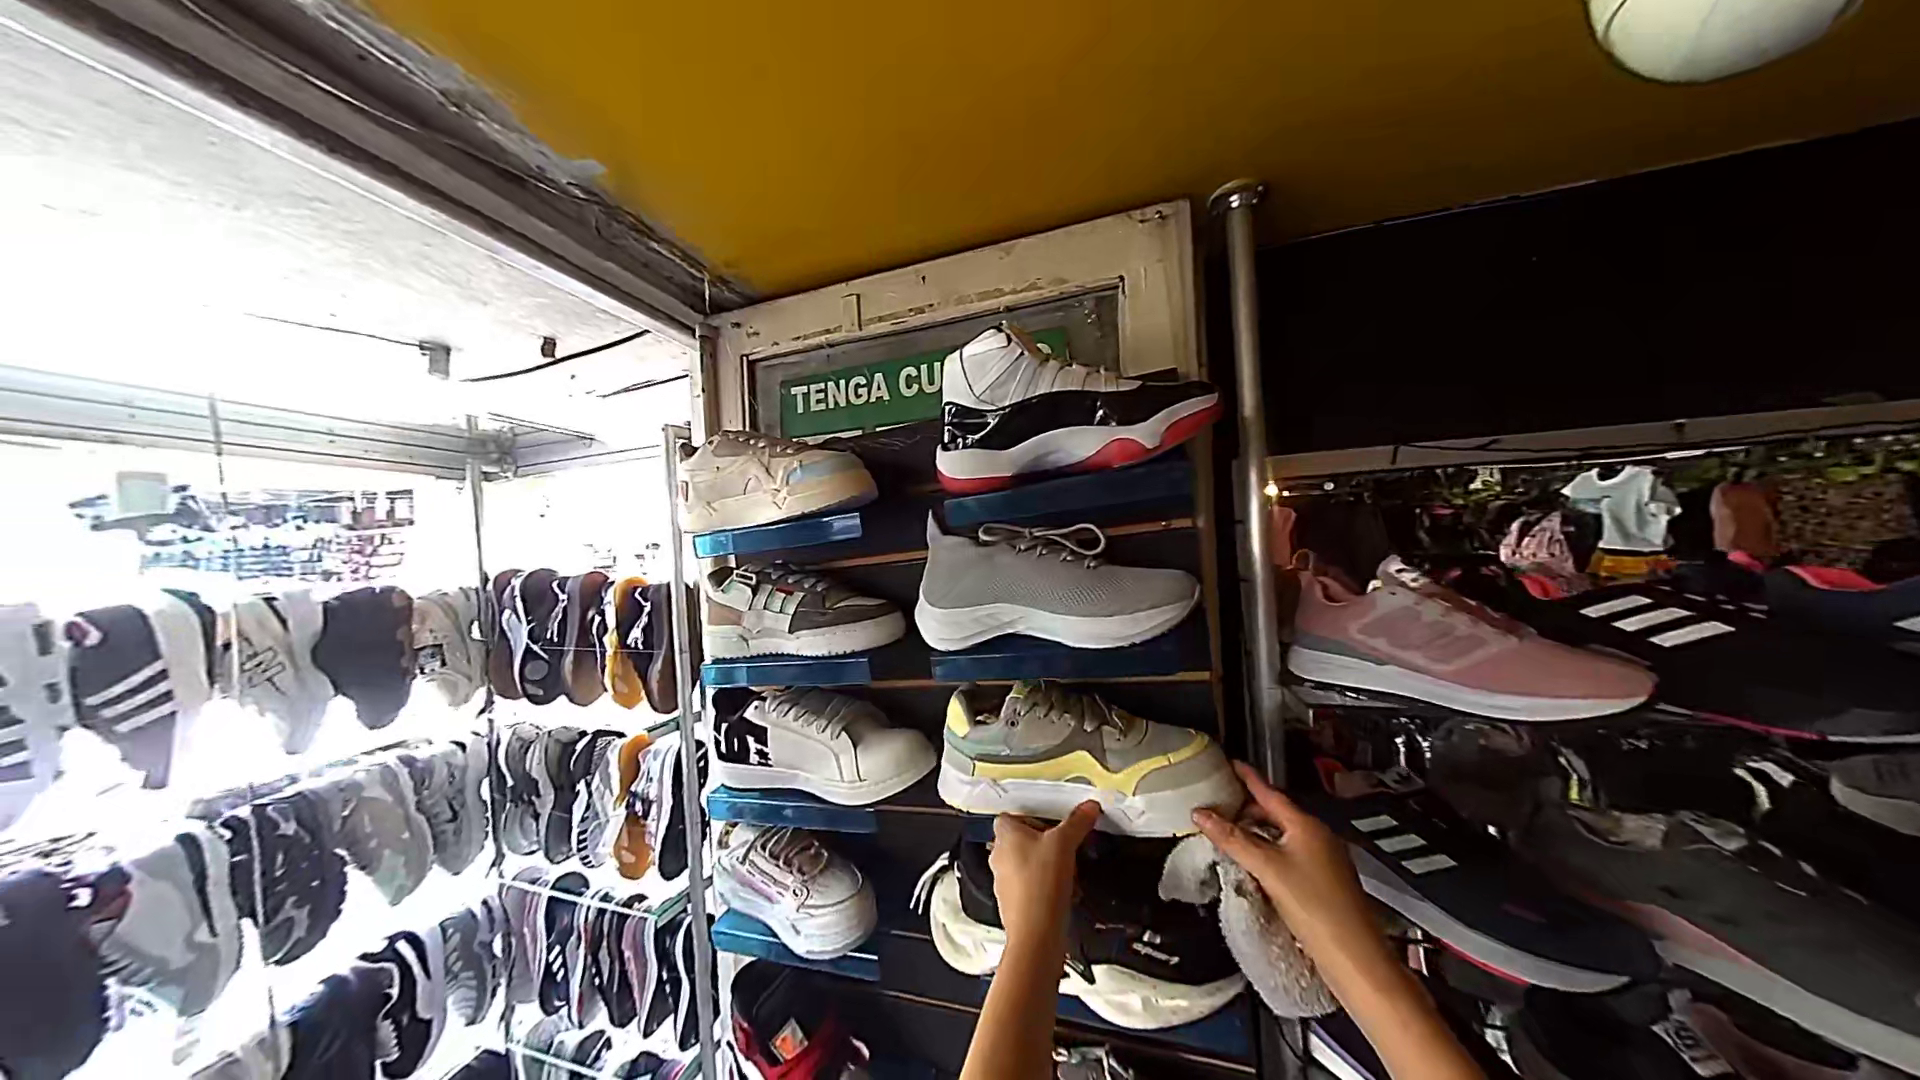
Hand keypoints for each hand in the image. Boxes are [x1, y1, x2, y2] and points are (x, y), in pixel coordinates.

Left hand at [988, 802, 1100, 943]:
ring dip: (1047, 867)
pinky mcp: (1012, 903)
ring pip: (1027, 865)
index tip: (1053, 824)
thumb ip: (1077, 823)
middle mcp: (998, 856)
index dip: (1033, 818)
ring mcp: (1003, 881)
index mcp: (1004, 835)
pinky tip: (1064, 893)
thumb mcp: (1064, 844)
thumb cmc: (1040, 884)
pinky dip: (1046, 888)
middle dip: (1046, 845)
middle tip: (1065, 848)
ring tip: (1068, 873)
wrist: (1035, 934)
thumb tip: (1088, 807)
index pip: (1012, 816)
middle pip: (1022, 841)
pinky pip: (1030, 887)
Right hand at [1191, 762, 1393, 981]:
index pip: (1269, 792)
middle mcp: (1317, 836)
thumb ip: (1232, 839)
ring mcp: (1323, 858)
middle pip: (1275, 812)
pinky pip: (1289, 853)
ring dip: (1256, 831)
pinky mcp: (1323, 880)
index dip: (1247, 776)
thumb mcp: (1266, 868)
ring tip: (1229, 834)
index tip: (1230, 763)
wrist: (1354, 958)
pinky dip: (1268, 850)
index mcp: (1306, 825)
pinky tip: (1254, 862)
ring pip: (1282, 834)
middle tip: (1219, 805)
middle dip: (1246, 808)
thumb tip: (1201, 815)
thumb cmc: (1316, 908)